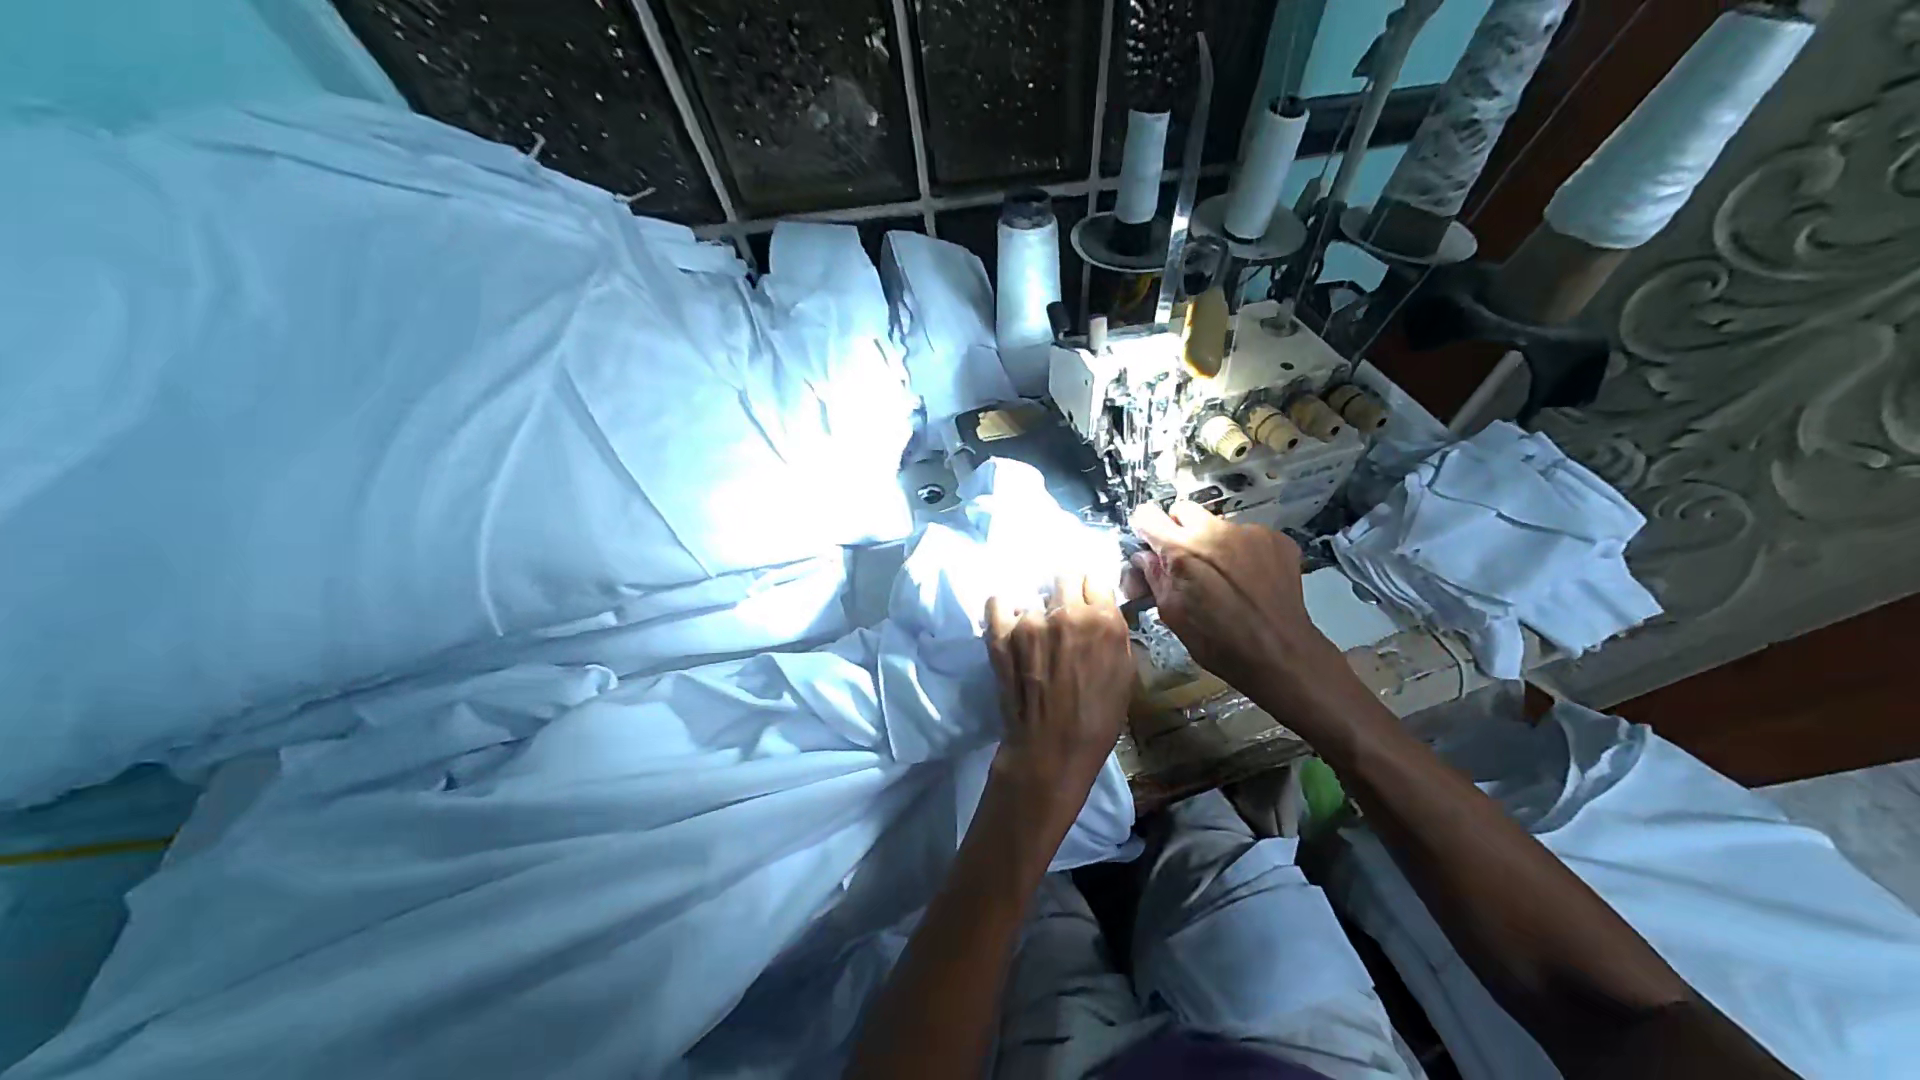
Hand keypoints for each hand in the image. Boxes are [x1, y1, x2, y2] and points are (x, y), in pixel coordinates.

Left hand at [983, 576, 1133, 833]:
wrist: (1051, 748)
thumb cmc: (1097, 719)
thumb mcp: (1125, 675)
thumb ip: (1114, 635)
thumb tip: (1102, 612)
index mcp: (1103, 620)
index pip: (1095, 580)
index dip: (1091, 594)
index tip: (1087, 604)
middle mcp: (1066, 612)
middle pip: (1065, 578)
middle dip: (1066, 593)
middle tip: (1063, 615)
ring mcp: (1030, 621)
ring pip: (1034, 596)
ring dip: (1037, 610)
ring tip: (1036, 635)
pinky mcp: (1001, 634)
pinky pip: (998, 603)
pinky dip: (1003, 609)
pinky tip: (1009, 622)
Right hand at [1128, 500, 1346, 712]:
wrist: (1279, 652)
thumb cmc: (1221, 642)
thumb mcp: (1173, 613)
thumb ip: (1155, 577)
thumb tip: (1146, 559)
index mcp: (1182, 550)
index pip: (1147, 516)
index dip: (1145, 529)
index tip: (1149, 541)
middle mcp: (1214, 532)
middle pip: (1184, 510)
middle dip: (1179, 530)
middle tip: (1184, 559)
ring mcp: (1248, 532)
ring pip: (1217, 524)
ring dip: (1213, 542)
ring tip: (1222, 576)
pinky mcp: (1275, 539)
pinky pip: (1247, 535)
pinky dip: (1242, 551)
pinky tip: (1247, 578)